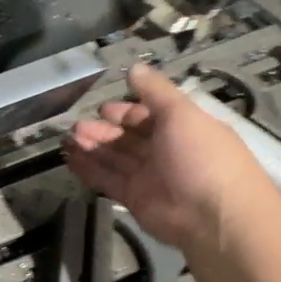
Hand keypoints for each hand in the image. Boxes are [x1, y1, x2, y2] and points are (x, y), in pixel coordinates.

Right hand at [62, 63, 271, 252]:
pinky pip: (106, 179)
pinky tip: (69, 159)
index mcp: (182, 128)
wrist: (212, 215)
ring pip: (113, 157)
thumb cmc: (202, 157)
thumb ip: (155, 91)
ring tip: (67, 140)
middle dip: (101, 130)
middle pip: (126, 137)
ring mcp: (148, 175)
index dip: (124, 111)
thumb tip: (135, 66)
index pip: (147, 115)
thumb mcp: (182, 114)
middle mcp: (165, 150)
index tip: (101, 109)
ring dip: (90, 147)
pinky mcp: (133, 197)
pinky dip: (88, 169)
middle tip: (76, 126)